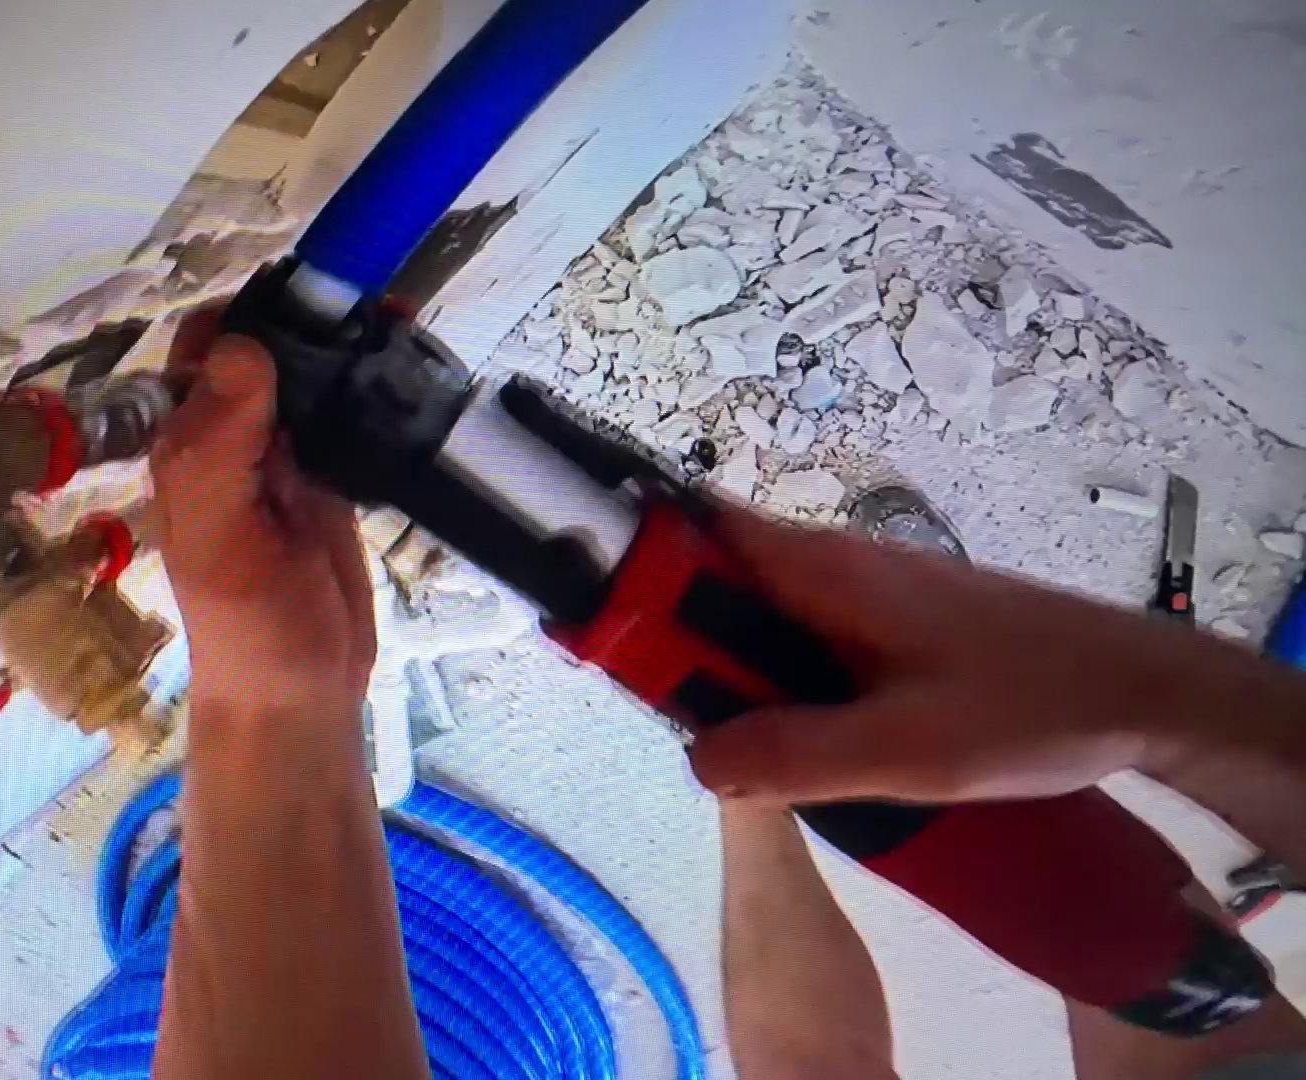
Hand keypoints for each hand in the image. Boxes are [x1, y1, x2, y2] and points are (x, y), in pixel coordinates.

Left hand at [148, 308, 375, 714]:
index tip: (309, 290)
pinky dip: (372, 390)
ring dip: (345, 347)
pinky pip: (347, 418)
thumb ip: (218, 448)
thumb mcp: (220, 538)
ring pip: (310, 381)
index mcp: (191, 444)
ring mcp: (286, 459)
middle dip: (310, 319)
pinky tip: (408, 369)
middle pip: (265, 354)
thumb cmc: (249, 626)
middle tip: (372, 297)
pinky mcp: (330, 479)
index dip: (247, 311)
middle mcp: (233, 440)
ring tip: (401, 319)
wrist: (302, 689)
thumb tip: (238, 347)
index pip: (204, 350)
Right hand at [687, 504, 1305, 804]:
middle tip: (656, 691)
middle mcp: (818, 561)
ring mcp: (845, 585)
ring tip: (717, 719)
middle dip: (669, 627)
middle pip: (708, 572)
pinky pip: (784, 627)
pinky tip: (784, 717)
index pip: (695, 525)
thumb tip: (695, 759)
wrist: (1149, 695)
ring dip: (717, 653)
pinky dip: (760, 664)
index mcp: (813, 568)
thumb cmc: (1030, 705)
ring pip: (746, 605)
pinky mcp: (867, 612)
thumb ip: (797, 755)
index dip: (636, 552)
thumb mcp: (911, 750)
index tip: (599, 609)